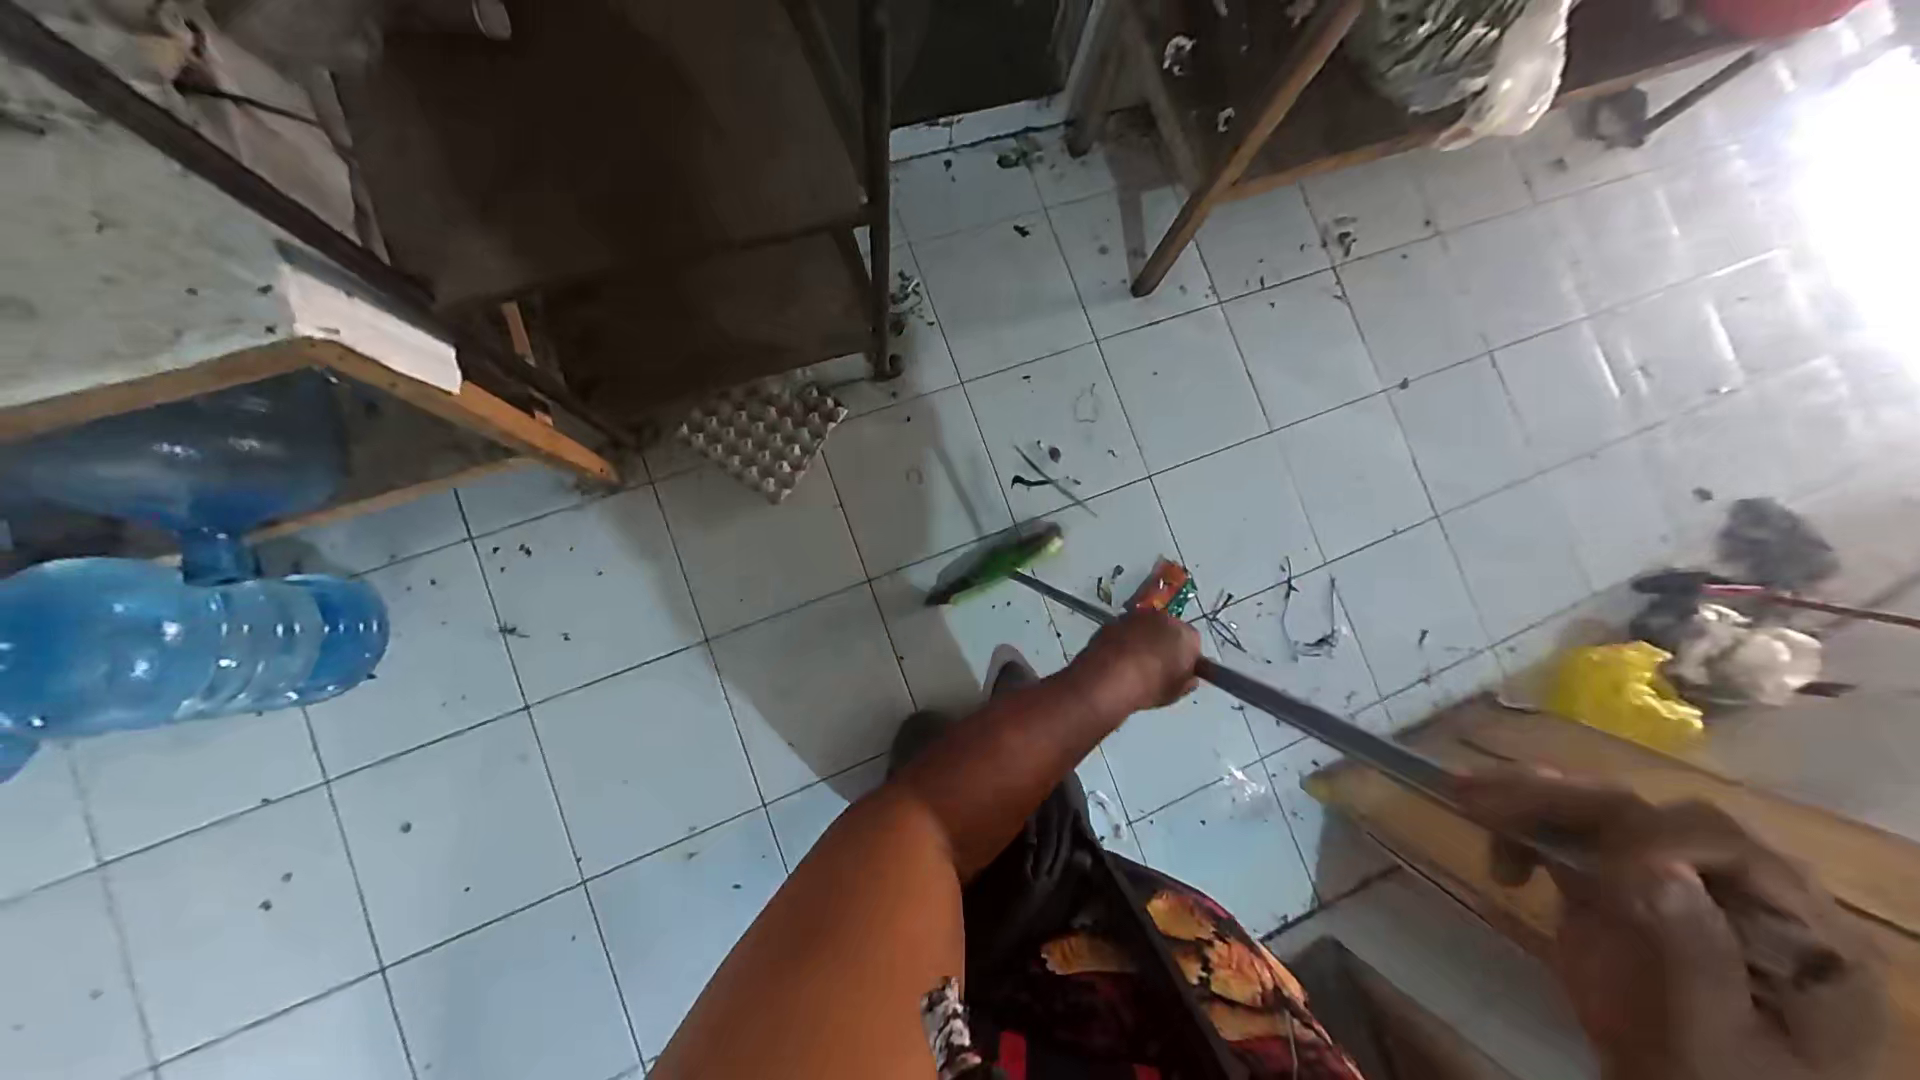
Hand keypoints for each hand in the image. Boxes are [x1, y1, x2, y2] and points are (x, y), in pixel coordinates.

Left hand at [1066, 609, 1200, 714]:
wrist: (1111, 677)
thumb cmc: (1151, 685)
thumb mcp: (1177, 691)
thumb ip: (1186, 680)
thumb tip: (1187, 677)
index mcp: (1186, 635)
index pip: (1192, 642)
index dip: (1185, 656)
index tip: (1176, 669)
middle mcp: (1163, 618)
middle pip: (1168, 629)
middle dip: (1163, 643)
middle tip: (1155, 665)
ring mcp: (1136, 616)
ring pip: (1144, 626)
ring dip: (1141, 639)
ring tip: (1132, 663)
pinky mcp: (1114, 620)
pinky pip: (1124, 630)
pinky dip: (1123, 639)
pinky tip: (1117, 658)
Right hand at [1457, 771, 1885, 1079]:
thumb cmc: (1702, 1078)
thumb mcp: (1707, 1035)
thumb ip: (1692, 955)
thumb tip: (1651, 866)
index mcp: (1796, 925)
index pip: (1719, 843)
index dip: (1649, 840)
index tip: (1589, 872)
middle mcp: (1737, 885)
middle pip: (1645, 814)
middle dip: (1559, 800)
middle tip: (1481, 797)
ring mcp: (1675, 879)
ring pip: (1598, 813)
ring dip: (1528, 801)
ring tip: (1464, 795)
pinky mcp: (1622, 881)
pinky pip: (1572, 836)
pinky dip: (1525, 831)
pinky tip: (1498, 861)